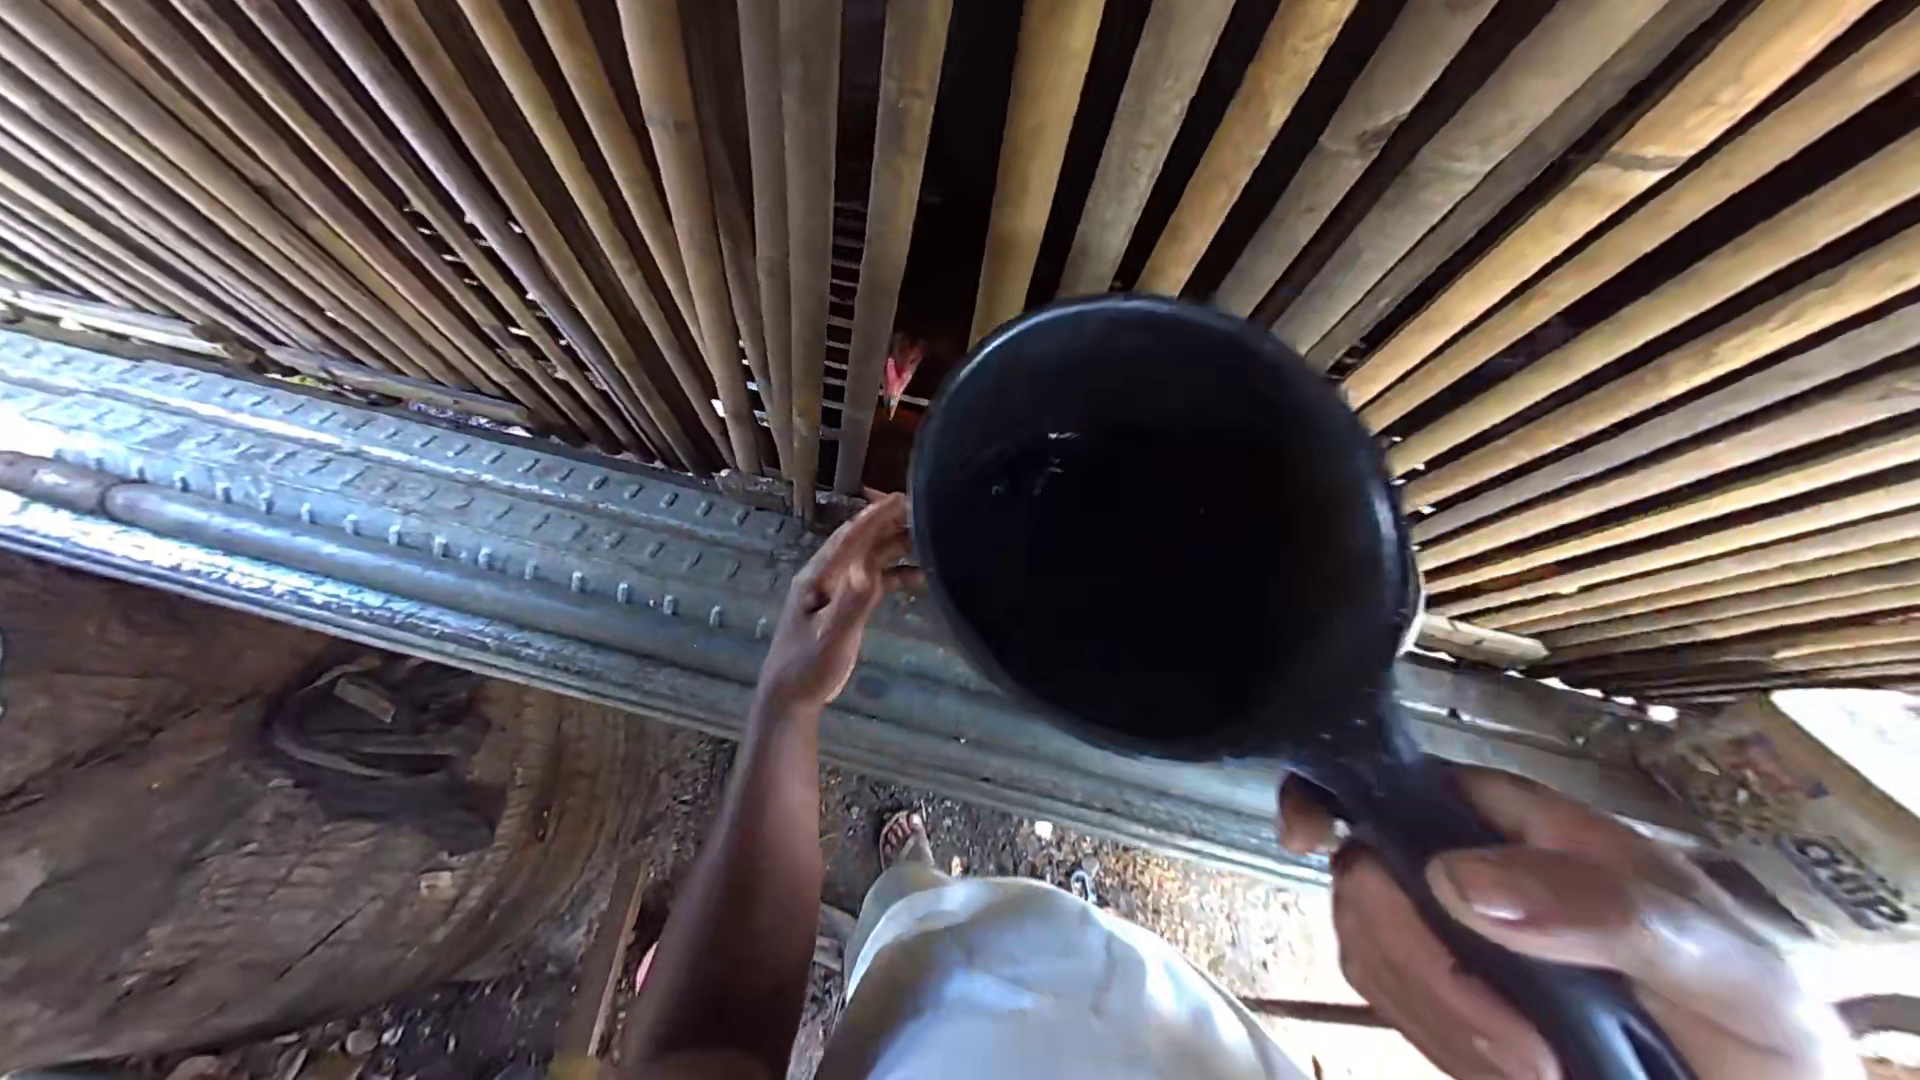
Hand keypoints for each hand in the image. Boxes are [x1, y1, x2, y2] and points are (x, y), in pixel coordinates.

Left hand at [756, 493, 916, 712]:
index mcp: (819, 577)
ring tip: (928, 537)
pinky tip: (920, 576)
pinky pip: (874, 580)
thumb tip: (872, 571)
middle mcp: (827, 576)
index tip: (903, 498)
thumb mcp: (831, 638)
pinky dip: (896, 574)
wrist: (789, 696)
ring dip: (896, 546)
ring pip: (870, 558)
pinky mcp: (845, 604)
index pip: (851, 538)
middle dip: (890, 523)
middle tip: (924, 509)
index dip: (876, 516)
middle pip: (861, 541)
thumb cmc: (807, 667)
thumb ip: (852, 605)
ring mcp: (836, 589)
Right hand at [1277, 767, 1858, 1079]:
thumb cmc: (1749, 1016)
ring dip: (1436, 1013)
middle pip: (1358, 872)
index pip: (1379, 777)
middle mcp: (1442, 857)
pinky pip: (1385, 997)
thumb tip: (1452, 880)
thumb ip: (1598, 906)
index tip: (1304, 840)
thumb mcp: (1716, 959)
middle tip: (1516, 1044)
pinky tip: (1501, 1066)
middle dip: (1417, 958)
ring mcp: (1429, 924)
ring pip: (1362, 941)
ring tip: (1535, 1069)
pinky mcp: (1426, 988)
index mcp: (1493, 817)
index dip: (1321, 794)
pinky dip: (1434, 1038)